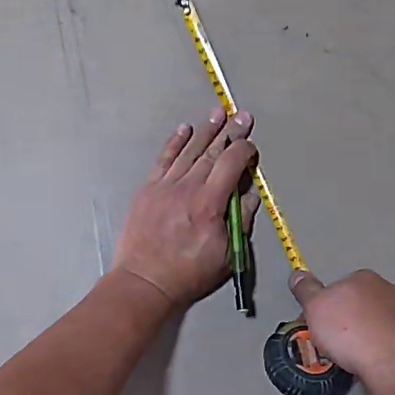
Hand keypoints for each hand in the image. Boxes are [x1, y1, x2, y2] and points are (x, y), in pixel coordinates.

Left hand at [111, 107, 258, 308]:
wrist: (143, 281)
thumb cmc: (186, 274)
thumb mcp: (225, 254)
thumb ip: (240, 221)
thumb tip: (250, 196)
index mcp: (209, 204)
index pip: (231, 164)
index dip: (244, 151)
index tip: (251, 146)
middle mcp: (186, 189)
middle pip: (211, 152)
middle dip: (229, 132)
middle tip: (241, 116)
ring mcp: (163, 187)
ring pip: (188, 151)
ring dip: (204, 131)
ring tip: (217, 114)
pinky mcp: (146, 191)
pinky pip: (163, 160)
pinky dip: (174, 144)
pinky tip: (184, 130)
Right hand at [289, 268, 394, 394]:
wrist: (391, 365)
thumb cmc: (351, 332)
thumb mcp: (314, 306)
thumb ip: (305, 288)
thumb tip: (298, 275)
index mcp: (364, 277)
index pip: (335, 286)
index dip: (321, 304)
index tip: (314, 321)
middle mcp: (387, 290)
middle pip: (353, 303)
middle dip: (339, 319)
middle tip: (327, 338)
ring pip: (368, 322)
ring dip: (356, 334)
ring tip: (345, 352)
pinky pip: (382, 338)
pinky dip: (371, 347)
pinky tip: (363, 358)